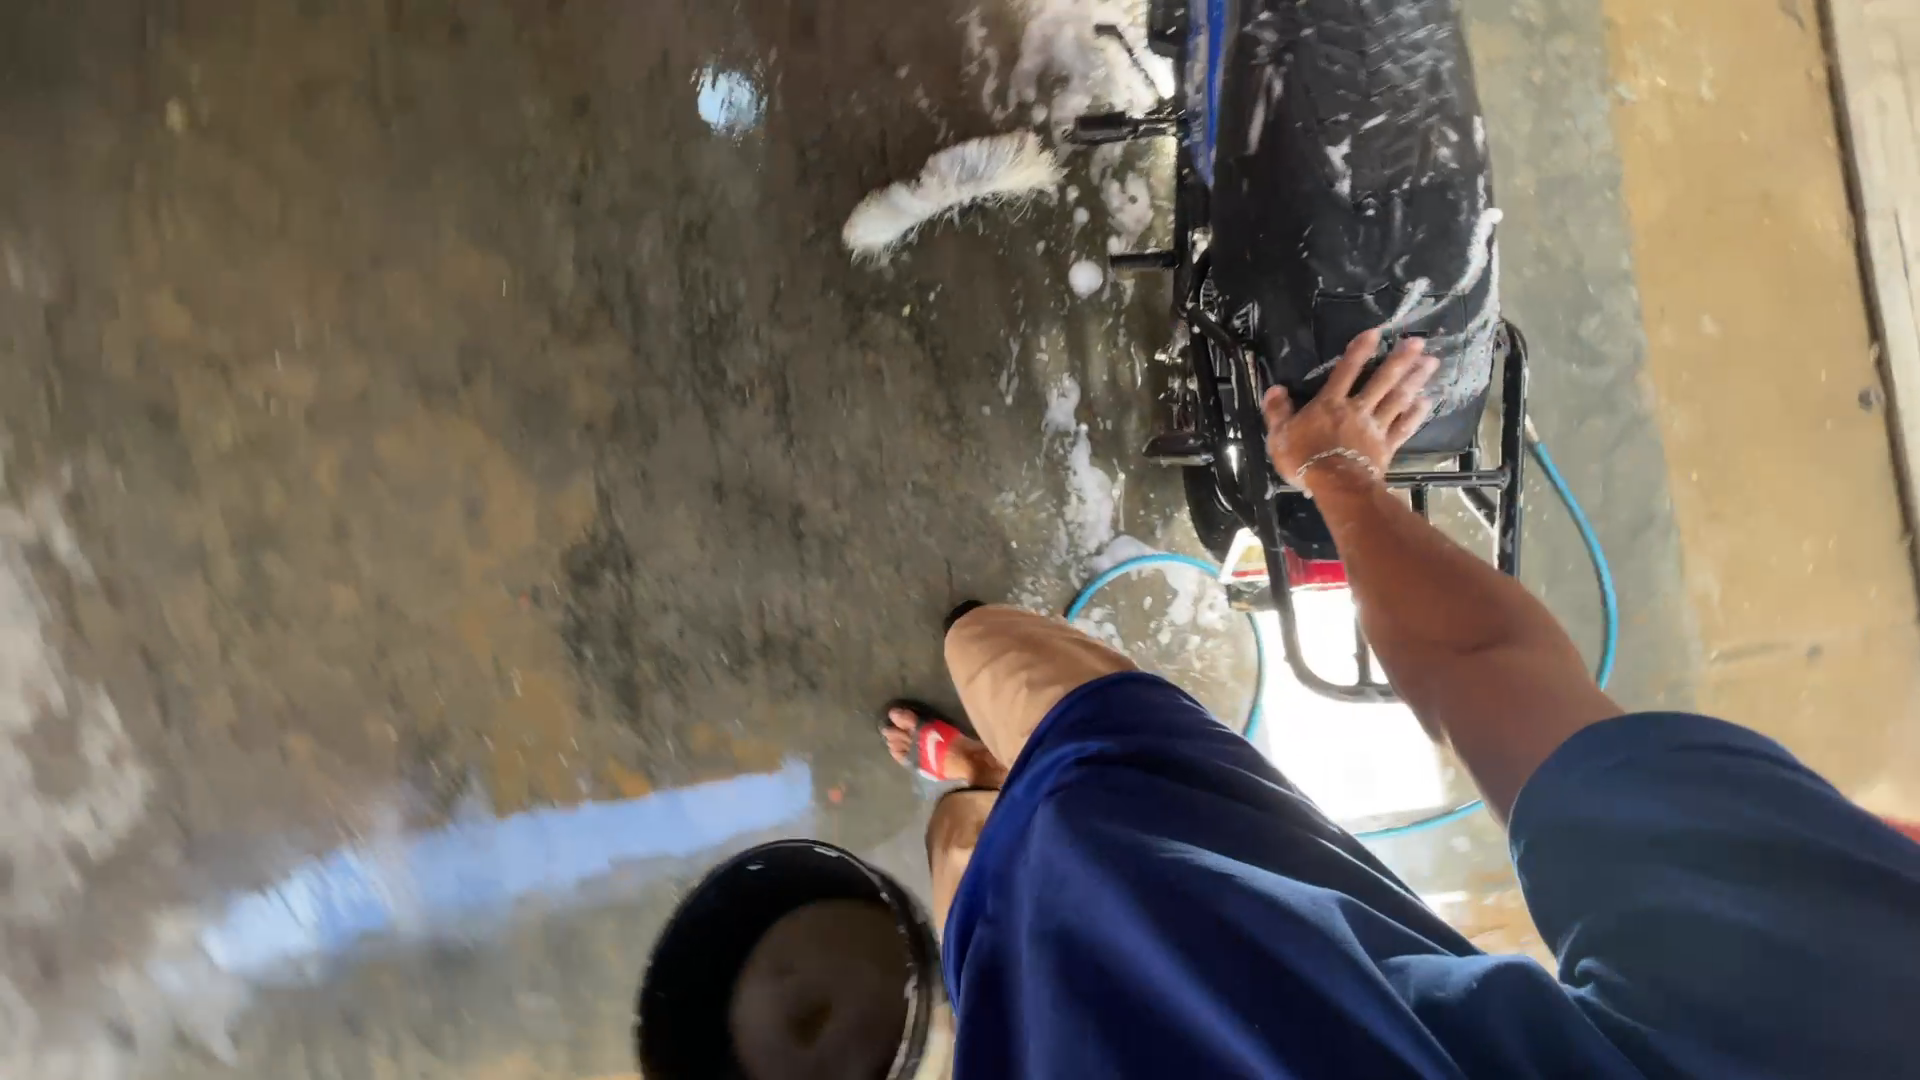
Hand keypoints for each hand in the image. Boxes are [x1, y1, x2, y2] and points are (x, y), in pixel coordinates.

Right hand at [1261, 329, 1438, 493]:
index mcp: (1329, 404)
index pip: (1345, 371)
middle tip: (1419, 341)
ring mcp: (1374, 427)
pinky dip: (1416, 414)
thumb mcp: (1279, 435)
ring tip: (1432, 362)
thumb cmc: (1303, 459)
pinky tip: (1427, 401)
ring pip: (1397, 399)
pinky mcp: (1386, 446)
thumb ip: (1277, 411)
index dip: (1359, 351)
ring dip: (1415, 380)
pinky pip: (1403, 427)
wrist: (1334, 484)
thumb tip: (1274, 389)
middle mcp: (1356, 409)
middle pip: (1381, 380)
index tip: (1375, 332)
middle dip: (1400, 360)